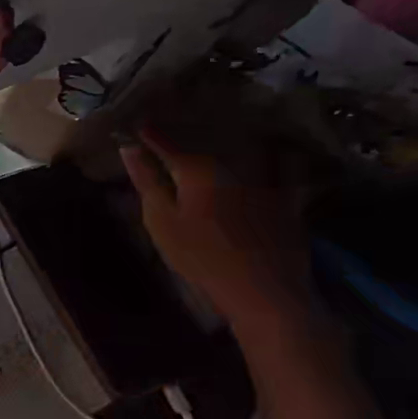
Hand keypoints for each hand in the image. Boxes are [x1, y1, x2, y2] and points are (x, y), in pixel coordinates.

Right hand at [121, 129, 310, 322]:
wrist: (263, 291)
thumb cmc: (201, 256)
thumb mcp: (162, 221)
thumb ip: (147, 181)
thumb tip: (128, 148)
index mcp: (198, 170)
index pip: (166, 144)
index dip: (149, 136)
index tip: (135, 127)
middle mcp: (233, 166)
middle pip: (207, 146)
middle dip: (188, 139)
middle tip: (172, 139)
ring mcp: (266, 182)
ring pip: (248, 150)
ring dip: (234, 143)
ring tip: (223, 141)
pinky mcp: (289, 202)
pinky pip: (288, 171)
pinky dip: (281, 160)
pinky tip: (277, 157)